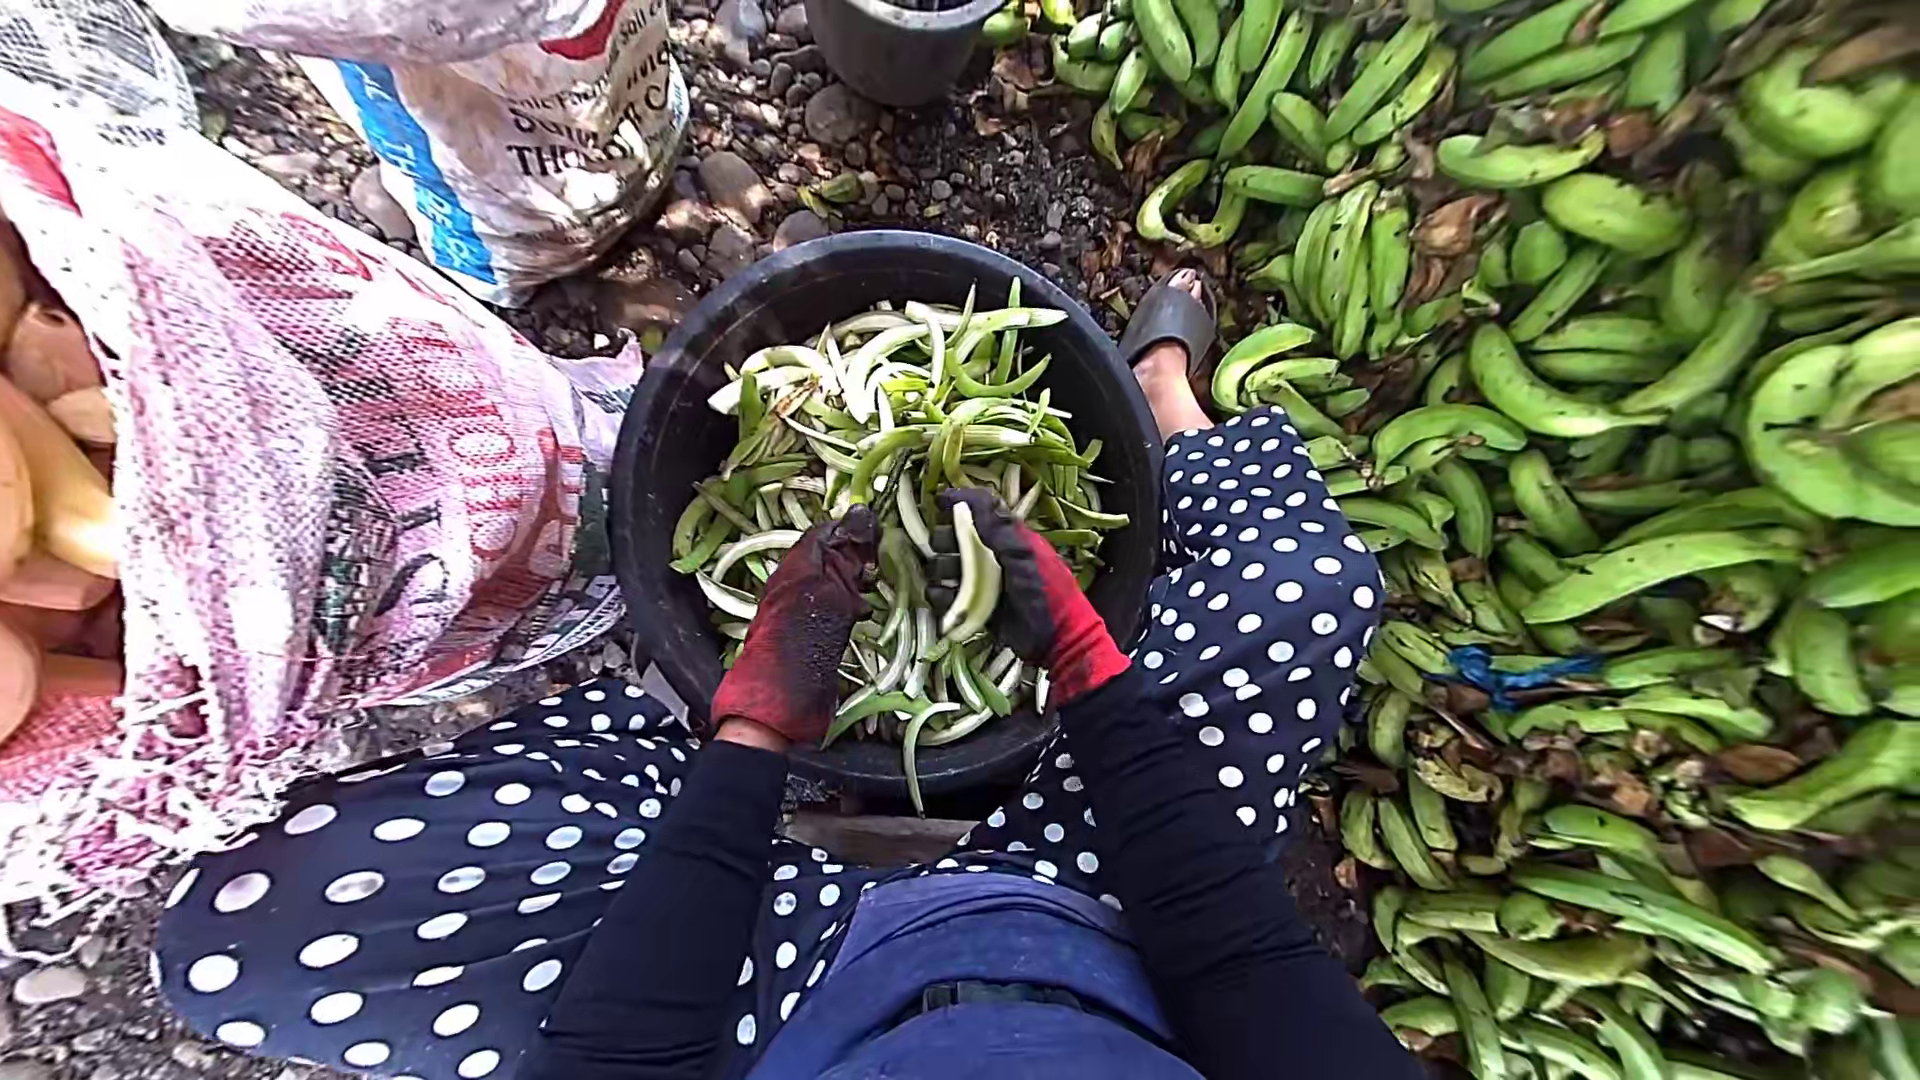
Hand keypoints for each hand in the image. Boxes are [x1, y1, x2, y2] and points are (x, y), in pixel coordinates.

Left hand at [710, 506, 878, 747]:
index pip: (826, 532)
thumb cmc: (802, 640)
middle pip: (831, 555)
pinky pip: (833, 605)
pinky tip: (864, 613)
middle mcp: (795, 582)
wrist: (781, 699)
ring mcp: (801, 607)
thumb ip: (846, 554)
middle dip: (859, 556)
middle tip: (881, 564)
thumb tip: (862, 513)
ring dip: (856, 582)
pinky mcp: (809, 629)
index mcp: (795, 566)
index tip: (880, 536)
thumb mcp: (830, 589)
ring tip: (875, 588)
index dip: (854, 530)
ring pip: (834, 580)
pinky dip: (851, 604)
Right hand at [928, 488, 1128, 706]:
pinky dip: (941, 597)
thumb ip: (998, 528)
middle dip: (944, 541)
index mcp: (1008, 538)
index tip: (939, 500)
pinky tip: (945, 599)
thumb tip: (970, 498)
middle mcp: (991, 556)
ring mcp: (981, 583)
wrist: (1057, 640)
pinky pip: (947, 598)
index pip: (980, 512)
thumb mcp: (1026, 555)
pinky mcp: (974, 609)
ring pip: (946, 568)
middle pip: (955, 539)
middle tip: (943, 548)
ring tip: (946, 578)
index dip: (959, 503)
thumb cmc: (1047, 592)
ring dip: (940, 569)